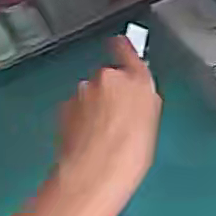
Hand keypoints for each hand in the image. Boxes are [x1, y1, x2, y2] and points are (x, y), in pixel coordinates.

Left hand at [49, 35, 160, 215]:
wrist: (94, 173)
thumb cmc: (131, 153)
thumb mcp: (151, 123)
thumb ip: (143, 100)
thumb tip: (135, 95)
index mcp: (136, 80)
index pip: (126, 50)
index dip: (123, 47)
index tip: (120, 43)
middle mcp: (108, 79)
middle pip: (109, 76)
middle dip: (112, 90)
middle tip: (120, 116)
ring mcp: (83, 92)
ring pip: (92, 92)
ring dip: (96, 105)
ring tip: (105, 133)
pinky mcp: (64, 107)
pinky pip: (77, 107)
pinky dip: (82, 117)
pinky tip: (90, 137)